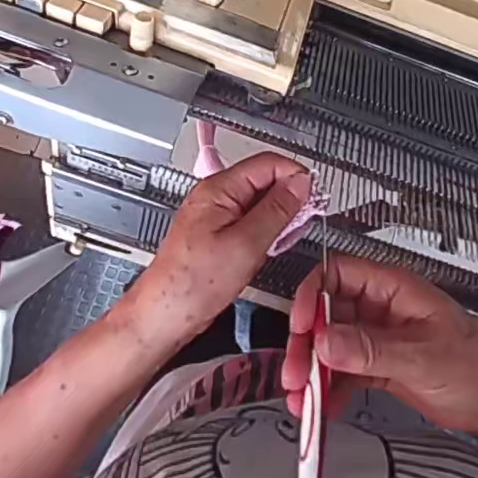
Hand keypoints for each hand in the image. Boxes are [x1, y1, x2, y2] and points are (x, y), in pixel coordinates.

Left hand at [113, 152, 311, 350]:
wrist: (164, 315)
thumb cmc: (191, 283)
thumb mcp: (246, 244)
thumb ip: (276, 210)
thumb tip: (299, 183)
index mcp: (219, 189)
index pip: (268, 163)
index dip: (296, 176)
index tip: (313, 197)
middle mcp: (215, 196)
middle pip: (265, 180)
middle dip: (288, 199)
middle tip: (299, 224)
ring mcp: (216, 214)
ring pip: (260, 202)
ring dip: (277, 218)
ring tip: (278, 242)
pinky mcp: (218, 233)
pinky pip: (250, 221)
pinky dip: (265, 232)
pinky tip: (265, 250)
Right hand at [280, 256, 477, 435]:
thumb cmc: (477, 364)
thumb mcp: (422, 356)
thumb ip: (371, 349)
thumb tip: (323, 341)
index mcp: (392, 288)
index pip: (338, 274)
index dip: (312, 294)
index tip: (298, 326)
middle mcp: (380, 308)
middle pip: (326, 312)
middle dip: (306, 342)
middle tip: (294, 374)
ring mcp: (378, 337)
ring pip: (331, 344)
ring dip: (313, 369)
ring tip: (301, 401)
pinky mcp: (379, 365)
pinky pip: (344, 371)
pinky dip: (330, 388)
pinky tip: (324, 407)